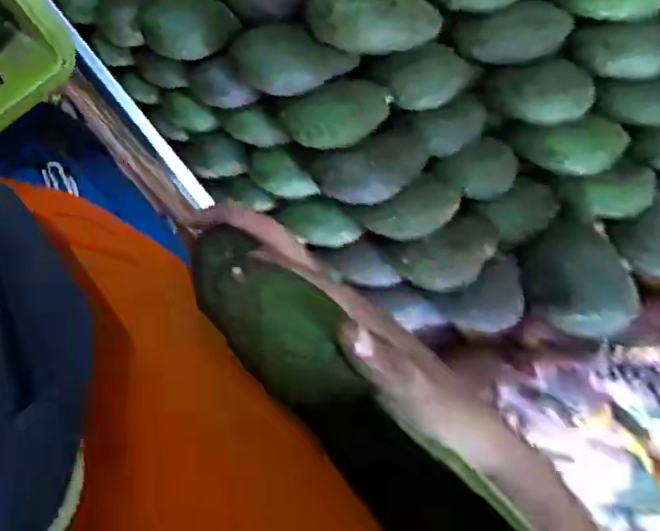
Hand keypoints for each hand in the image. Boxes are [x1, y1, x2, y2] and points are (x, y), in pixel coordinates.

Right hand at [187, 202, 519, 462]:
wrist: (471, 436)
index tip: (195, 225)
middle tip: (187, 224)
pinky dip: (249, 276)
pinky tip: (231, 291)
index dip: (239, 229)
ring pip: (277, 261)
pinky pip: (280, 289)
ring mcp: (330, 309)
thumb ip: (385, 363)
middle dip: (234, 223)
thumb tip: (346, 329)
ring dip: (238, 245)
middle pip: (277, 242)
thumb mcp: (419, 395)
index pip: (283, 251)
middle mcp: (332, 294)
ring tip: (197, 249)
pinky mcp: (327, 328)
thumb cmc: (443, 411)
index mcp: (343, 299)